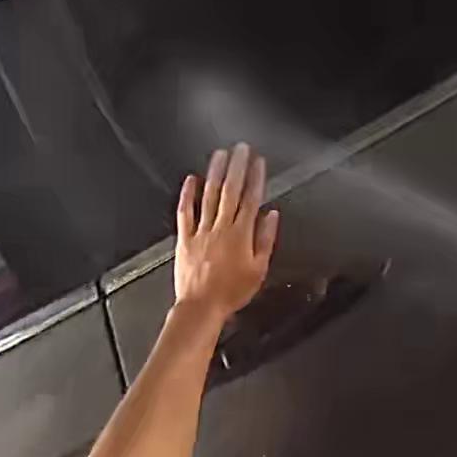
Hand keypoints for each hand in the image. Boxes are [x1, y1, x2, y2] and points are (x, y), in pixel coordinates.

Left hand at [174, 144, 279, 321]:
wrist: (201, 307)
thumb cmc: (232, 291)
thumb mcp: (259, 268)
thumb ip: (265, 239)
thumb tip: (271, 215)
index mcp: (241, 234)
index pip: (251, 199)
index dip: (256, 178)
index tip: (259, 161)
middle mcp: (221, 227)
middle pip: (231, 191)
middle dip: (237, 167)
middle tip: (241, 149)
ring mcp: (202, 231)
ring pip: (209, 196)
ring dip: (215, 173)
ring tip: (220, 155)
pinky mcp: (185, 238)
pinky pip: (186, 212)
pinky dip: (188, 195)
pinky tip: (191, 179)